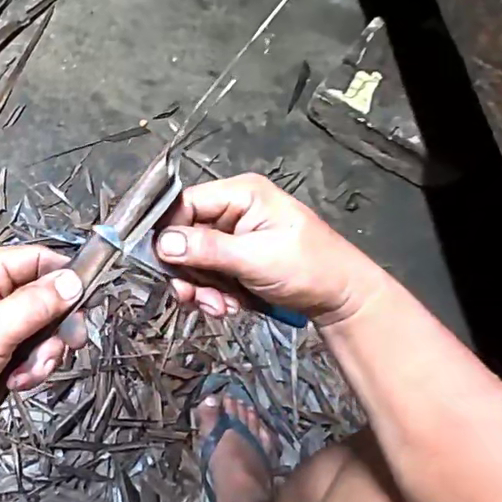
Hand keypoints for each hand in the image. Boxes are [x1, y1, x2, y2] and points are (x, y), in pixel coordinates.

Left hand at [0, 245, 84, 432]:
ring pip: (42, 332)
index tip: (83, 301)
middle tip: (63, 344)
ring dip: (41, 356)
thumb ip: (38, 303)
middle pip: (47, 300)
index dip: (66, 280)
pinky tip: (13, 380)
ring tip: (24, 371)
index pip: (40, 260)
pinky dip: (29, 370)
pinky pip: (29, 354)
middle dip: (55, 328)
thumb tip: (71, 281)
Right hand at [155, 173, 385, 326]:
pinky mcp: (235, 260)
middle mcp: (232, 210)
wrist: (343, 300)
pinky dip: (212, 294)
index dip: (167, 232)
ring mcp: (233, 237)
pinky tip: (228, 307)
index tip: (158, 262)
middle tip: (189, 297)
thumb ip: (208, 250)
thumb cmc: (310, 268)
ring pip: (193, 260)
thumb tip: (162, 244)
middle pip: (184, 236)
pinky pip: (208, 275)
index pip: (185, 203)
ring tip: (219, 307)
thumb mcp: (256, 258)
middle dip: (187, 271)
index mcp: (241, 194)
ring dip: (200, 288)